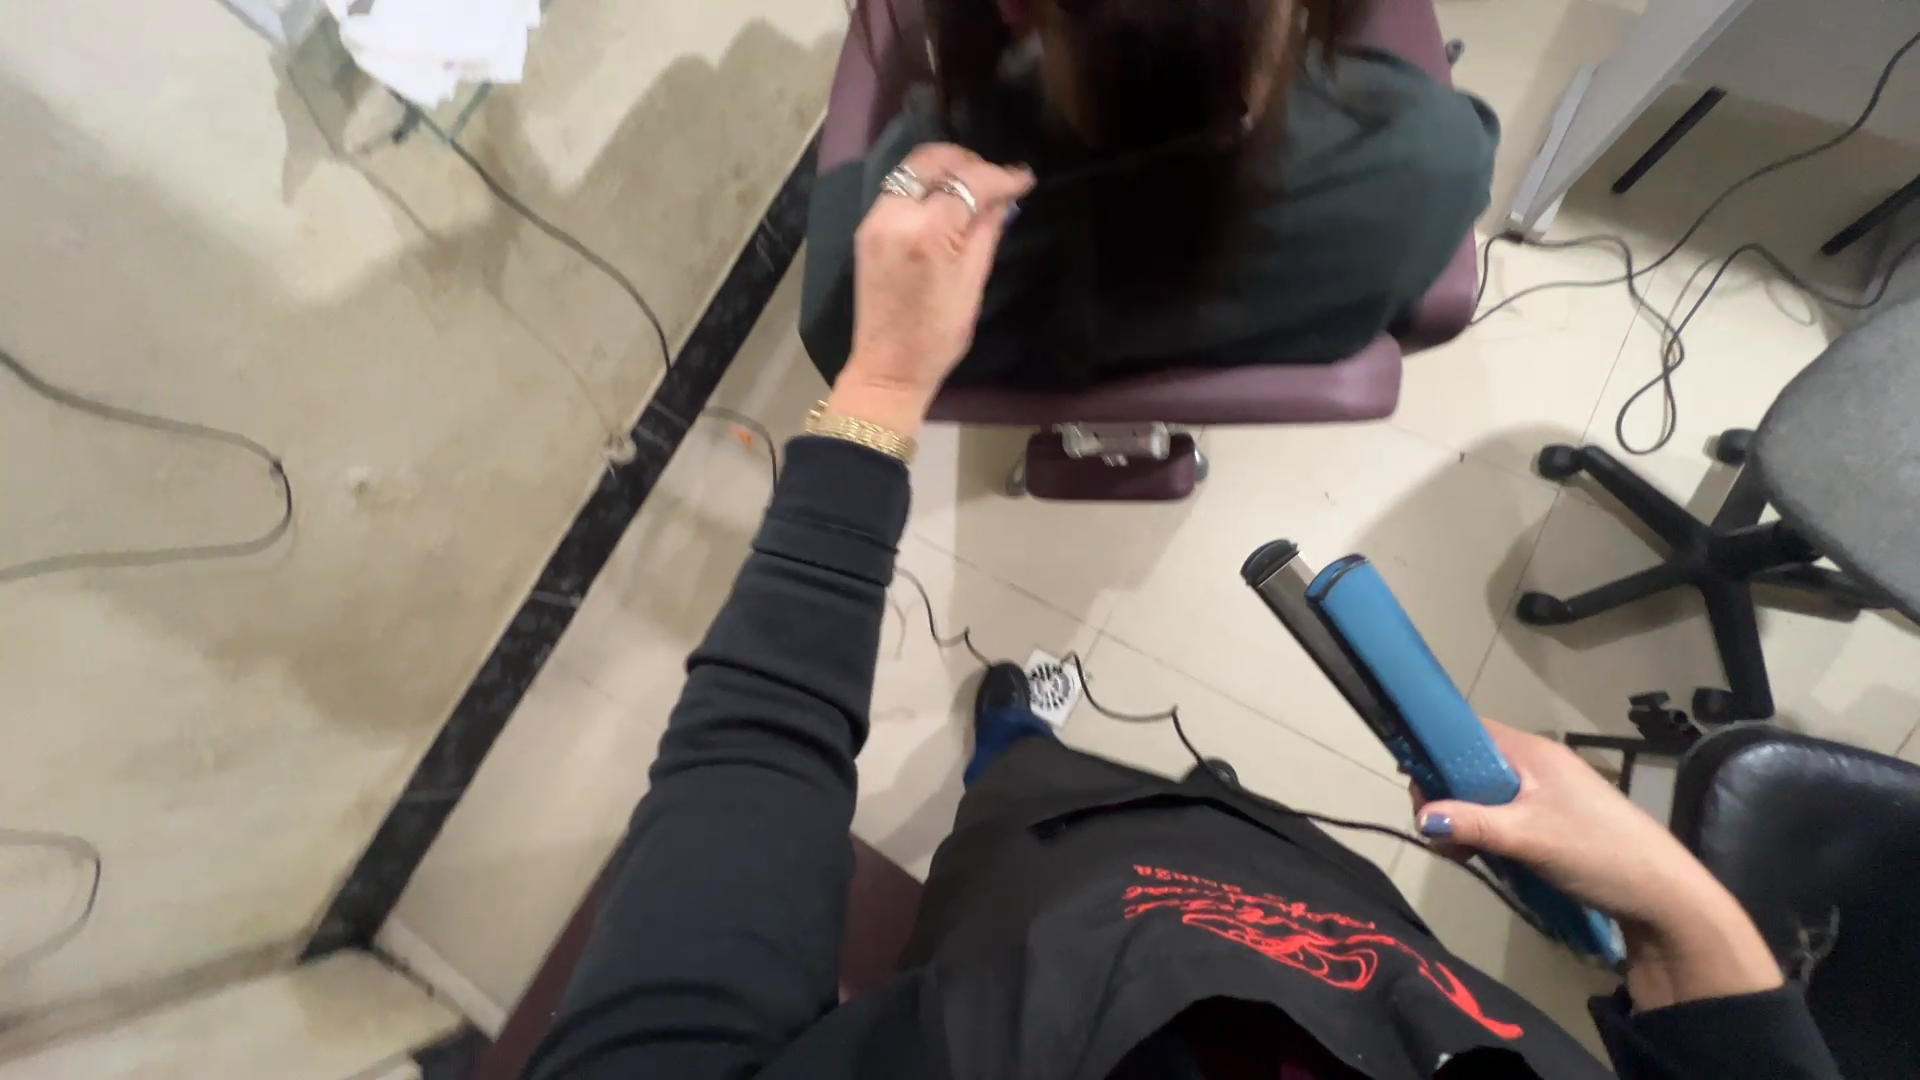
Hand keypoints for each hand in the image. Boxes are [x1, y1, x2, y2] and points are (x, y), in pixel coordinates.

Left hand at [828, 144, 1033, 436]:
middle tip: (994, 182)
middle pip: (933, 161)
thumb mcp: (972, 284)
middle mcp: (895, 216)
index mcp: (927, 233)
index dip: (1001, 177)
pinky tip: (944, 205)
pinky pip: (899, 191)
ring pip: (912, 171)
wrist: (888, 368)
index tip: (1024, 180)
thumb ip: (985, 233)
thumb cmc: (937, 337)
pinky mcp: (867, 231)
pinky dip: (924, 188)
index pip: (969, 182)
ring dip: (945, 172)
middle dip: (968, 163)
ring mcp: (875, 221)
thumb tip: (1002, 200)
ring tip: (971, 190)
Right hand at [1415, 720, 1781, 1008]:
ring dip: (1463, 818)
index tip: (1417, 783)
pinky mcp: (1554, 818)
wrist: (1674, 905)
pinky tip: (1482, 855)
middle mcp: (1536, 763)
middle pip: (1467, 764)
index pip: (1464, 730)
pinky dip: (1484, 830)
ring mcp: (1547, 791)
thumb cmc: (1601, 854)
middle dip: (1444, 794)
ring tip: (1461, 852)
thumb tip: (1420, 818)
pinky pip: (1500, 812)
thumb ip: (1471, 824)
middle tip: (1439, 830)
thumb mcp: (1528, 838)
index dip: (1433, 749)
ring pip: (1481, 792)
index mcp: (1531, 752)